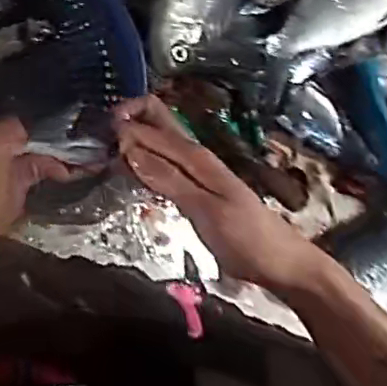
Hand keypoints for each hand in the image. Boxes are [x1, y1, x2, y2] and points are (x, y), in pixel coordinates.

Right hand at [112, 95, 327, 294]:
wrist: (284, 266)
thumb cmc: (247, 238)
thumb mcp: (205, 211)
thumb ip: (167, 178)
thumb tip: (128, 147)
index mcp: (193, 153)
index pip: (151, 118)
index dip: (124, 123)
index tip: (104, 142)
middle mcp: (191, 153)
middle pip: (153, 119)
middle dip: (126, 123)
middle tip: (102, 147)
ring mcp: (191, 169)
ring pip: (153, 141)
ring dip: (130, 144)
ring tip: (107, 161)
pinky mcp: (191, 186)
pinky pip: (159, 163)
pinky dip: (140, 163)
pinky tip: (129, 176)